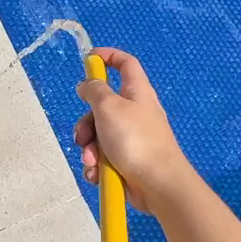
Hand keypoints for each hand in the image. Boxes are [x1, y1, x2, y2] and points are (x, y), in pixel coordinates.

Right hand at [73, 48, 194, 214]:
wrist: (159, 184)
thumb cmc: (135, 139)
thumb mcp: (109, 106)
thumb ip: (94, 91)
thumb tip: (86, 84)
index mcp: (137, 92)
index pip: (125, 64)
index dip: (108, 57)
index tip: (88, 59)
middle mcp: (135, 112)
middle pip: (102, 106)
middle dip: (86, 123)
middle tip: (82, 137)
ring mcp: (132, 138)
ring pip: (99, 135)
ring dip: (89, 148)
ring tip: (93, 162)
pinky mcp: (127, 161)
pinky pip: (104, 157)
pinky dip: (97, 165)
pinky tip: (97, 175)